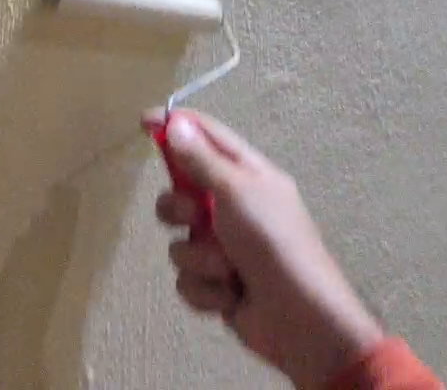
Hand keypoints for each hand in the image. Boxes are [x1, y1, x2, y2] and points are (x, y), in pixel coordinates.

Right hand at [151, 110, 382, 389]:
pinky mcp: (216, 284)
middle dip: (179, 207)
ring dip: (198, 255)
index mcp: (246, 175)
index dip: (174, 125)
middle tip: (195, 216)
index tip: (143, 122)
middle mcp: (232, 206)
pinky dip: (205, 287)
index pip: (205, 136)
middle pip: (179, 190)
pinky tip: (229, 295)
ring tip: (225, 268)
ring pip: (179, 238)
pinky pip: (186, 277)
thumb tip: (174, 122)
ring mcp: (223, 247)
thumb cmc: (274, 243)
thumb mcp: (236, 191)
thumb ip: (200, 158)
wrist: (303, 324)